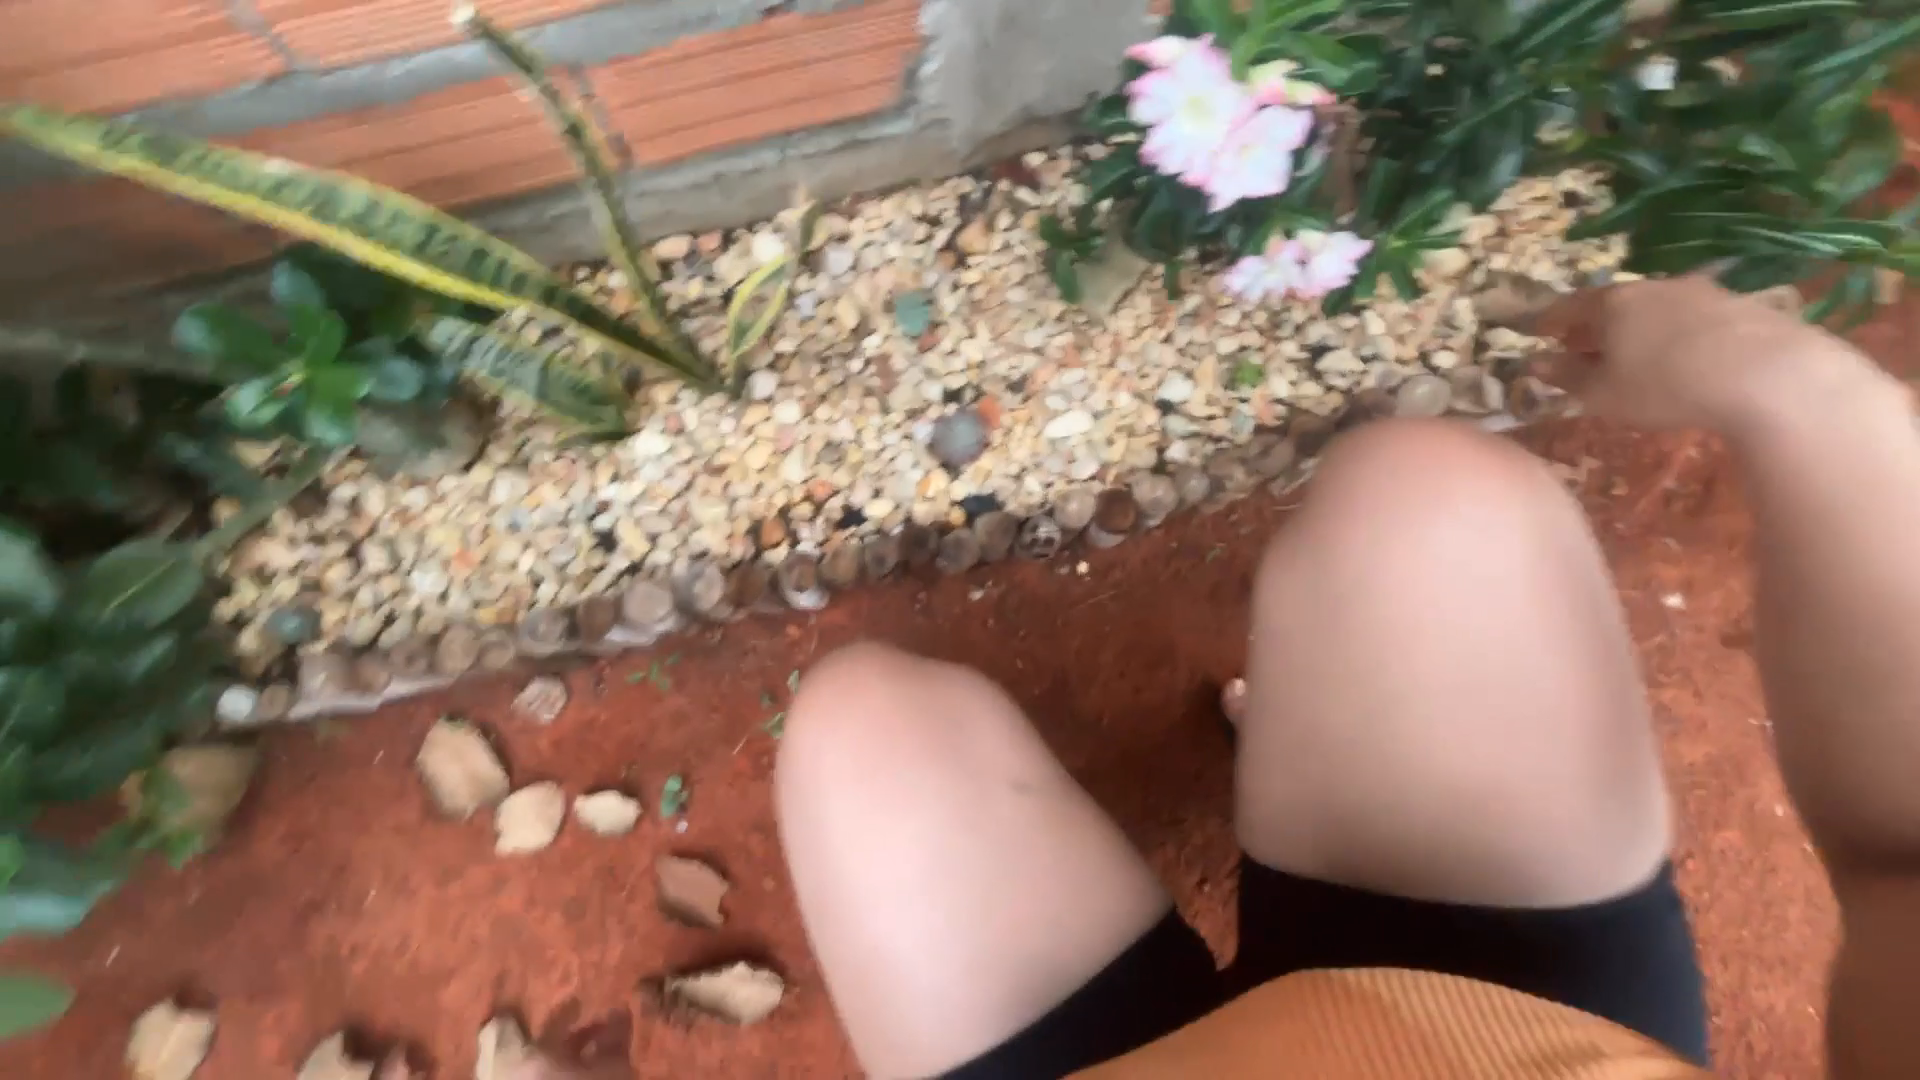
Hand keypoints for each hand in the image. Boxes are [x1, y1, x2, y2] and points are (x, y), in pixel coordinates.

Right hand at [1531, 275, 1865, 433]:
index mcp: (1612, 303)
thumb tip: (1535, 363)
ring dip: (1634, 329)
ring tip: (1628, 356)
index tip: (1535, 335)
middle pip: (1612, 304)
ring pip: (1652, 309)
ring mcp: (1702, 292)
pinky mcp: (1741, 306)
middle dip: (1591, 326)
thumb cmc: (1664, 386)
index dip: (1547, 323)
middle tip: (1579, 349)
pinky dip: (1671, 334)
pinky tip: (1676, 360)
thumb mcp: (1600, 392)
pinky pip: (1689, 319)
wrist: (1773, 378)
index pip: (1566, 307)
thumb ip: (1565, 375)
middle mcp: (1654, 287)